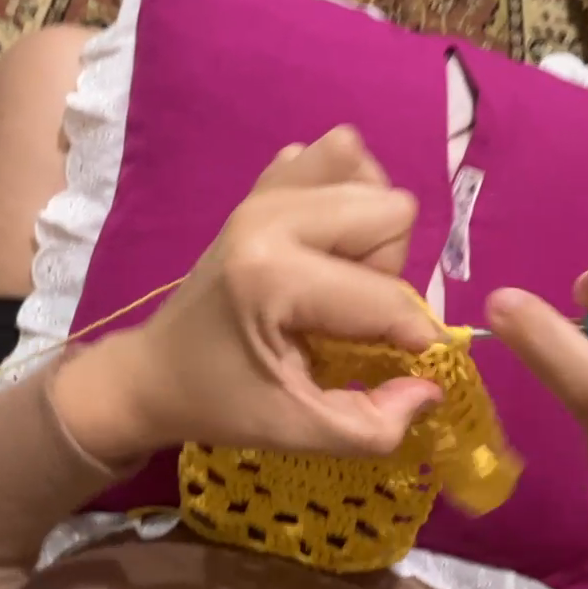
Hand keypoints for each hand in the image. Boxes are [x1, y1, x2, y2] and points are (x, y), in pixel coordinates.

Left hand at [55, 128, 444, 464]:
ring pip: (368, 177)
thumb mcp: (297, 430)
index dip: (412, 336)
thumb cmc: (222, 403)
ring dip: (370, 231)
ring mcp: (262, 193)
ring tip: (336, 275)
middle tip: (348, 315)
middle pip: (391, 211)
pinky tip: (318, 243)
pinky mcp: (258, 187)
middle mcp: (271, 217)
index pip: (384, 295)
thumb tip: (432, 387)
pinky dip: (342, 198)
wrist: (154, 372)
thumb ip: (375, 425)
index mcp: (274, 277)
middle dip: (388, 272)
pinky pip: (331, 158)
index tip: (405, 364)